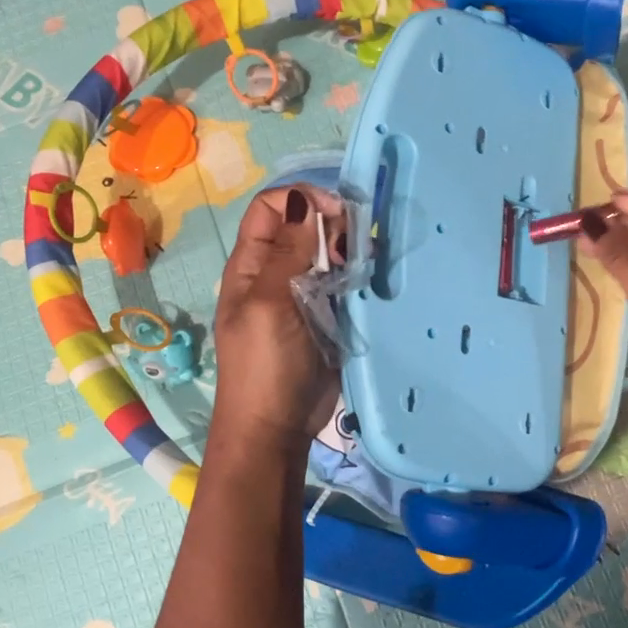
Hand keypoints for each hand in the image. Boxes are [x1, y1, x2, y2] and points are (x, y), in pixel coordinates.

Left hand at [210, 185, 345, 447]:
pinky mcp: (331, 317)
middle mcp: (278, 272)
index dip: (303, 201)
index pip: (273, 208)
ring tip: (370, 263)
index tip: (338, 214)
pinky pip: (346, 285)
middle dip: (334, 224)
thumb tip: (305, 201)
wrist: (277, 426)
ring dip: (351, 251)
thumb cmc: (264, 364)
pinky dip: (361, 278)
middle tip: (356, 245)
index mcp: (252, 264)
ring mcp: (306, 296)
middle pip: (306, 227)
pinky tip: (375, 282)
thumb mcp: (270, 303)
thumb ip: (288, 252)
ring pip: (330, 255)